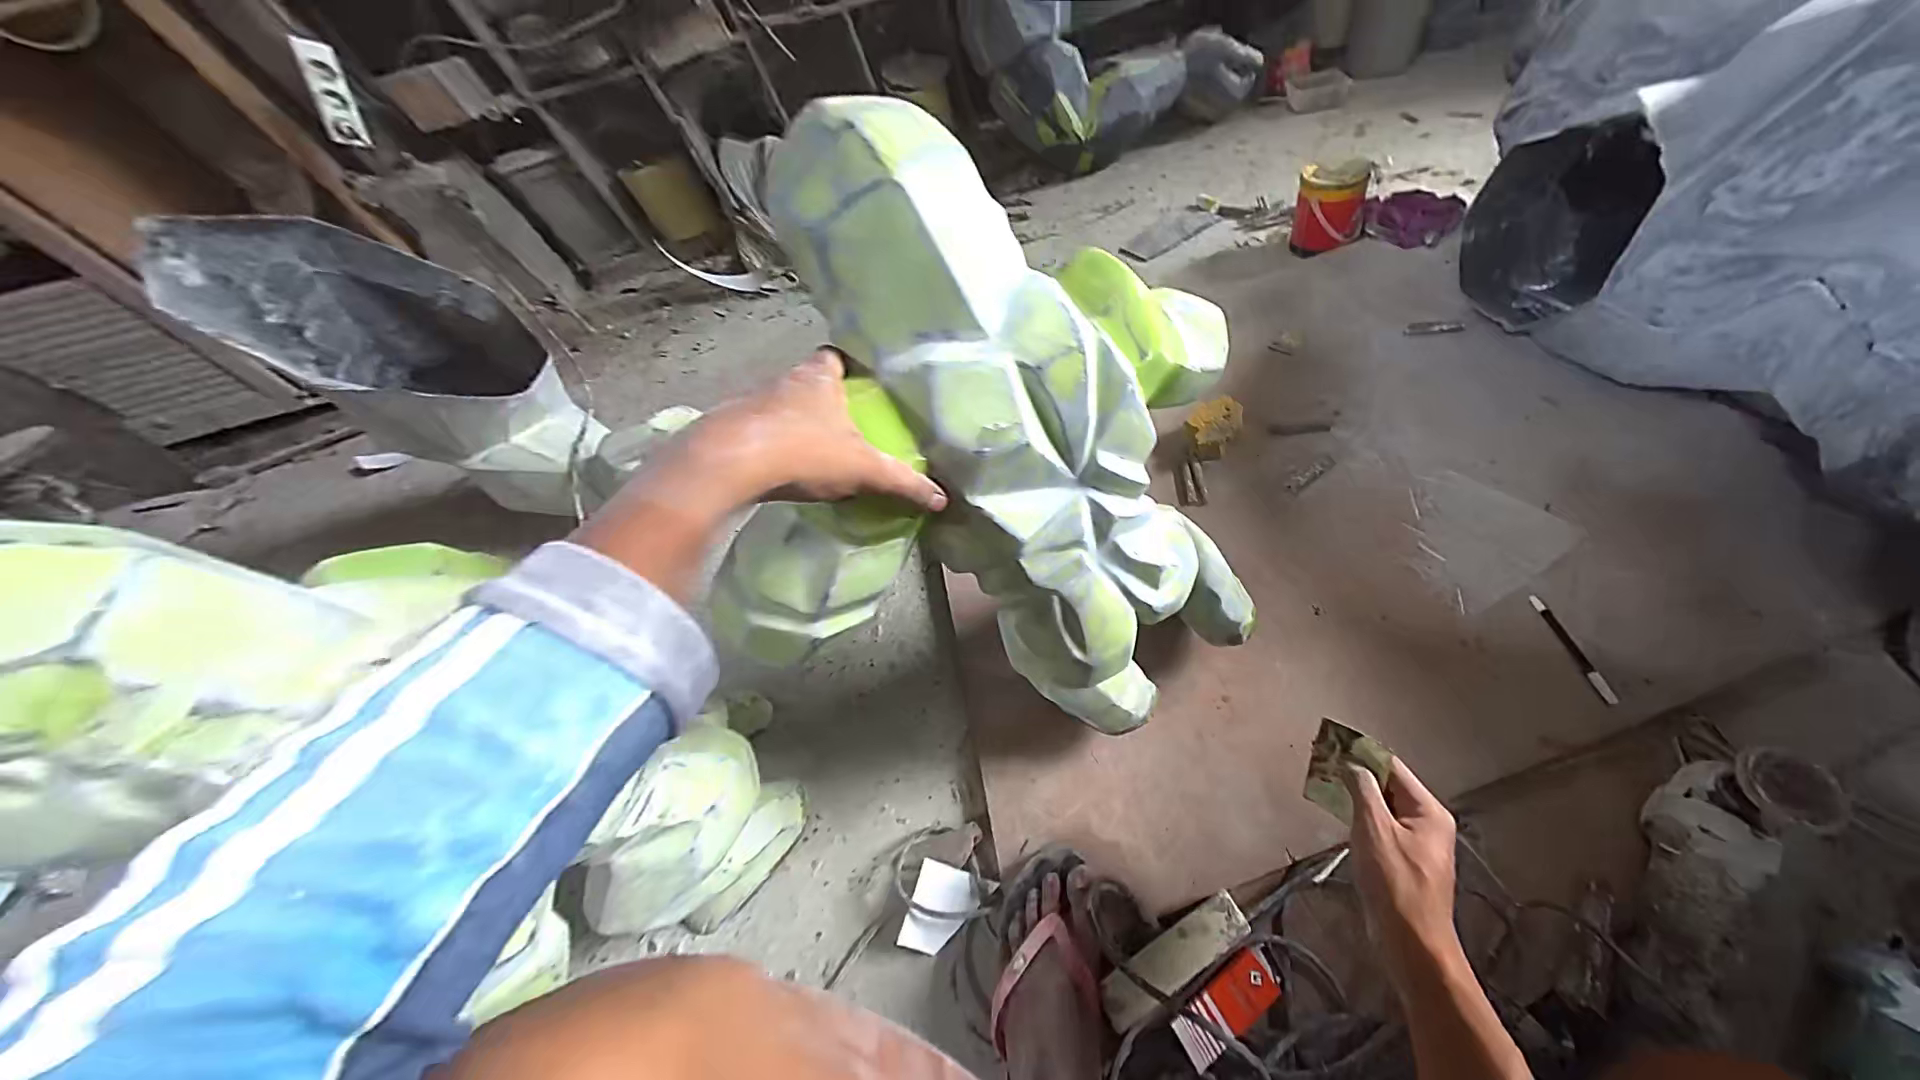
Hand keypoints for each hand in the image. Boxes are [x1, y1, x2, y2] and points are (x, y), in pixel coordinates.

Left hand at [574, 349, 943, 601]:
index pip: (835, 356)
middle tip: (841, 423)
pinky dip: (768, 443)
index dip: (847, 366)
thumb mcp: (863, 468)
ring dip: (793, 422)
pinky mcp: (729, 427)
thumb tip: (941, 498)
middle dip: (822, 398)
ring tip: (811, 449)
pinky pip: (757, 430)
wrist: (730, 463)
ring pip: (780, 405)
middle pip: (807, 381)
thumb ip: (902, 481)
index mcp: (820, 377)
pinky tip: (778, 467)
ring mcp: (753, 401)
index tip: (858, 383)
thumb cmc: (805, 451)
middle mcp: (785, 379)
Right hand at [1342, 758, 1462, 996]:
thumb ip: (1361, 789)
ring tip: (1323, 777)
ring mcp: (1414, 841)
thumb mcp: (1374, 829)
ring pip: (1380, 803)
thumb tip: (1350, 762)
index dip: (1359, 750)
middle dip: (1354, 768)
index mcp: (1428, 811)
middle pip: (1386, 783)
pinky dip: (1356, 810)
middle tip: (1321, 757)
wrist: (1410, 941)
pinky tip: (1337, 808)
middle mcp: (1426, 822)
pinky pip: (1377, 822)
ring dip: (1352, 789)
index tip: (1330, 739)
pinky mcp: (1401, 857)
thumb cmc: (1395, 883)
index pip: (1390, 766)